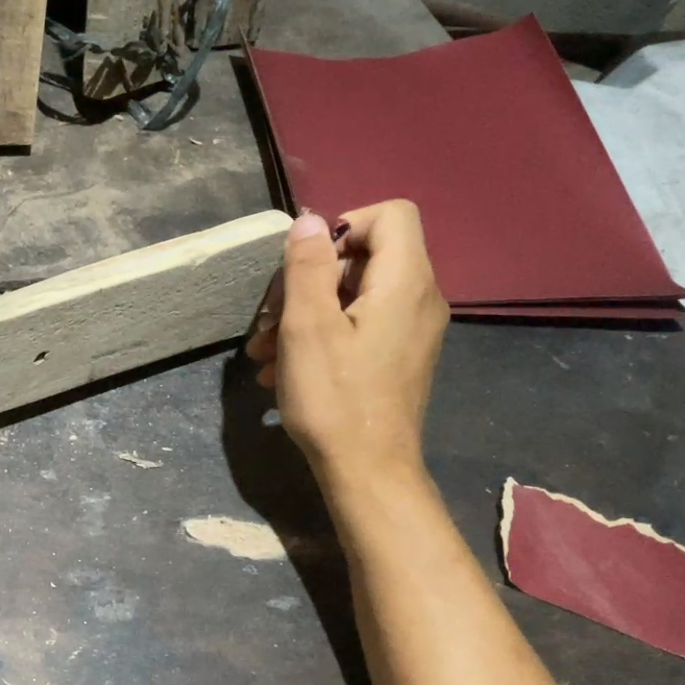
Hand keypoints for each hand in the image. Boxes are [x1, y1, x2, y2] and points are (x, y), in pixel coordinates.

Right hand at [244, 201, 448, 488]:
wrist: (368, 469)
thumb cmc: (334, 398)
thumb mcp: (307, 329)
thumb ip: (307, 269)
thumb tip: (308, 221)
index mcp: (405, 282)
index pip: (390, 215)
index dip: (342, 227)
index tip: (303, 267)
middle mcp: (420, 299)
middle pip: (366, 258)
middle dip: (309, 282)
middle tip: (268, 320)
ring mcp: (411, 332)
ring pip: (356, 298)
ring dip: (305, 316)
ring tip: (263, 353)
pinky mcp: (398, 359)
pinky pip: (361, 328)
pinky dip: (322, 338)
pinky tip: (283, 371)